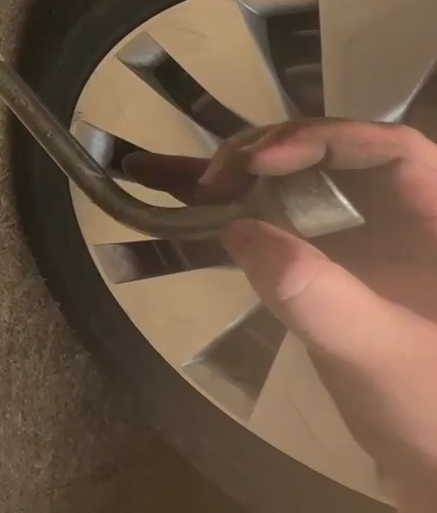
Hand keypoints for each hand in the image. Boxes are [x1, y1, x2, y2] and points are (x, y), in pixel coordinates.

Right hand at [127, 119, 436, 503]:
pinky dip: (205, 201)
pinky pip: (258, 216)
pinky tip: (149, 180)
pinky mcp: (318, 262)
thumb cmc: (436, 414)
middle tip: (214, 185)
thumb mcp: (380, 355)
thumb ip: (315, 292)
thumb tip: (239, 229)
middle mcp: (403, 224)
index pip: (393, 151)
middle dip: (260, 158)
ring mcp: (358, 243)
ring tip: (160, 173)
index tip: (259, 164)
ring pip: (284, 182)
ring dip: (219, 173)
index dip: (323, 141)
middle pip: (327, 157)